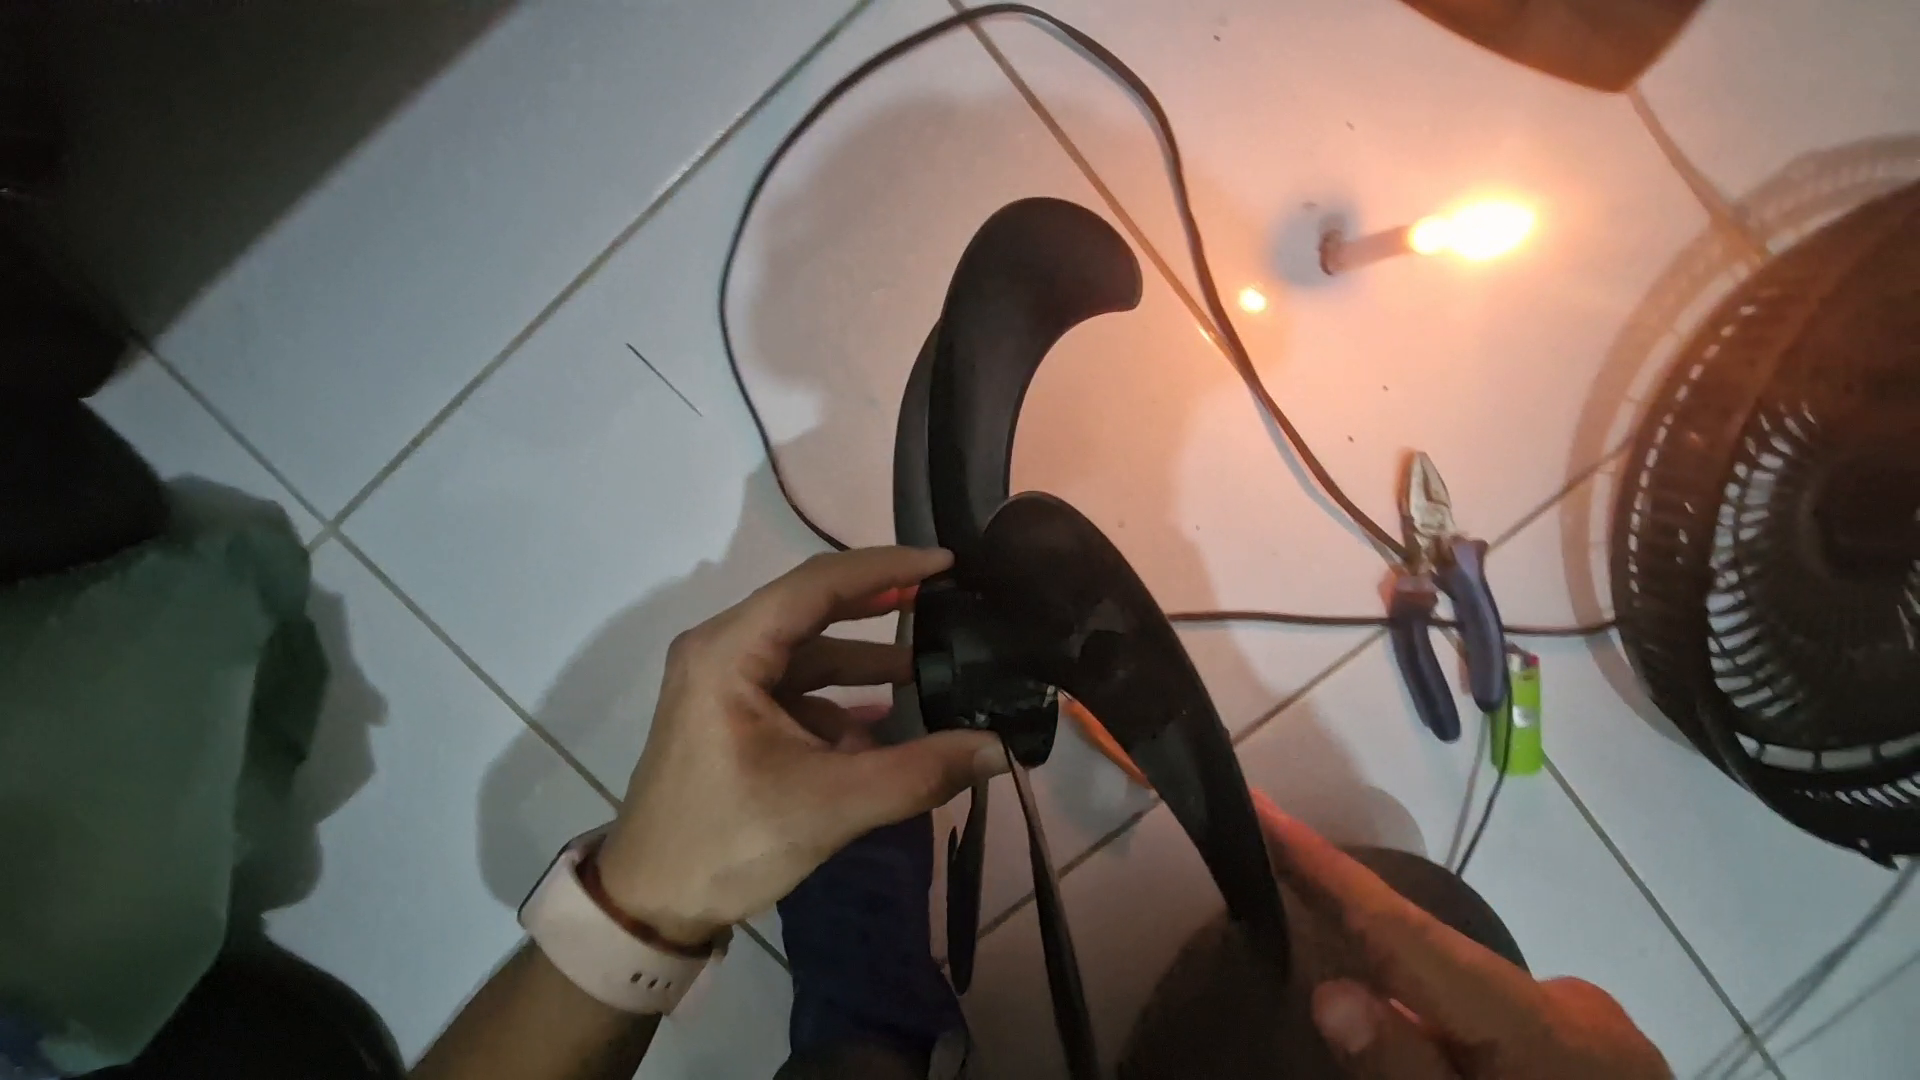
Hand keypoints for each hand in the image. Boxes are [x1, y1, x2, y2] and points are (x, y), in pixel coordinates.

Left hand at [595, 547, 1005, 947]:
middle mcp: (721, 648)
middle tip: (943, 597)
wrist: (648, 907)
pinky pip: (796, 684)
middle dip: (880, 603)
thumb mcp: (830, 807)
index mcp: (730, 652)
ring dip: (864, 659)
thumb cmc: (727, 845)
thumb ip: (919, 773)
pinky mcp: (729, 709)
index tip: (944, 563)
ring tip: (928, 669)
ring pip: (806, 648)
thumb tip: (998, 749)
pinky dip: (840, 698)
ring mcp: (721, 678)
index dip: (886, 567)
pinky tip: (882, 727)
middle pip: (812, 607)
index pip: (817, 584)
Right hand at [1253, 792, 1672, 1079]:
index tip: (1264, 806)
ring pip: (1463, 982)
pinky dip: (1439, 1005)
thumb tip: (1330, 991)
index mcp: (1547, 1033)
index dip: (1326, 869)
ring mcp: (1598, 1034)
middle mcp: (1576, 1013)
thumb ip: (1410, 1075)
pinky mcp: (1601, 1057)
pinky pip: (1490, 1011)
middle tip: (1280, 852)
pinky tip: (1422, 1026)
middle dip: (1352, 905)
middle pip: (1431, 949)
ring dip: (1393, 963)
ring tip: (1332, 927)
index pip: (1406, 932)